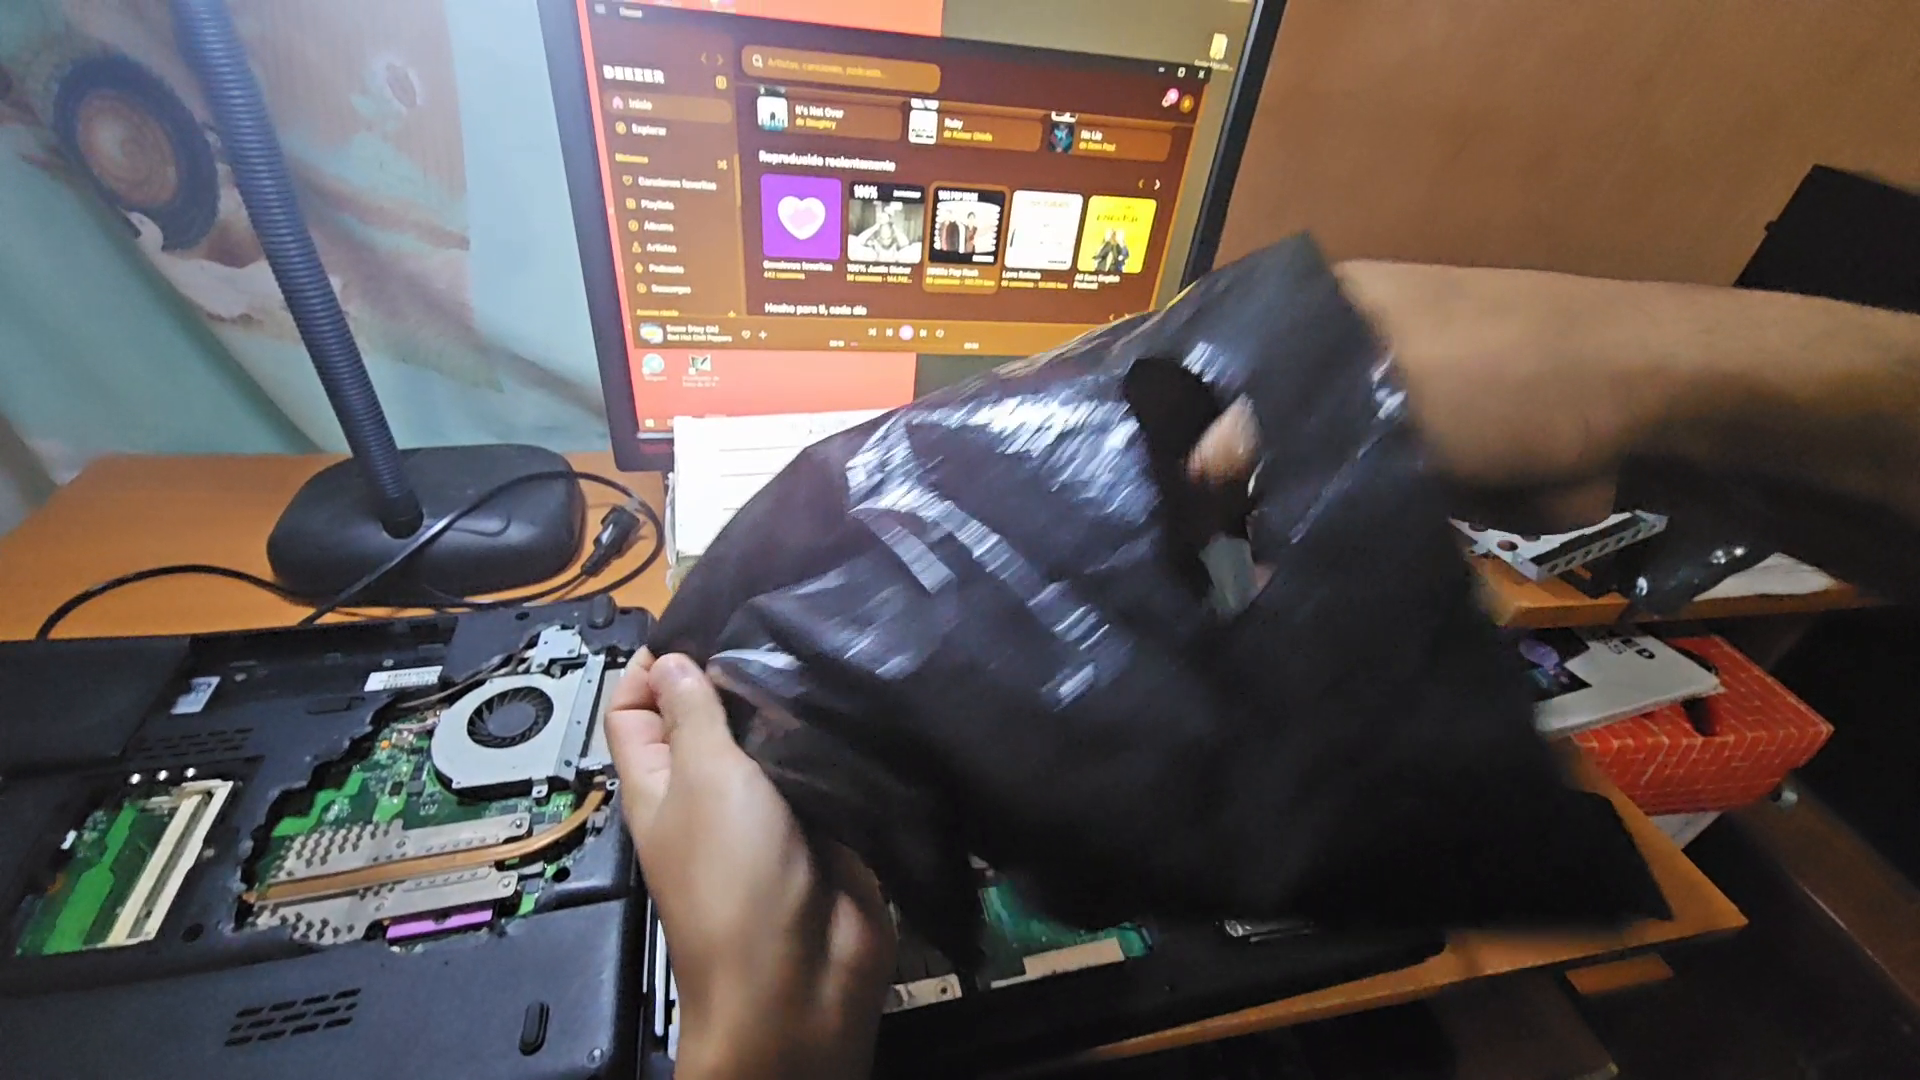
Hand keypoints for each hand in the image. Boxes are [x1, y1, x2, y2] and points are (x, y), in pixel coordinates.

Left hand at [606, 651, 895, 1079]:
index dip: (651, 665)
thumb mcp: (703, 780)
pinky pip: (813, 758)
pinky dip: (822, 729)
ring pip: (765, 732)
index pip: (633, 708)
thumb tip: (668, 659)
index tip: (697, 621)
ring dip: (782, 699)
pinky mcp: (817, 811)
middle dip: (730, 671)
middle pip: (705, 713)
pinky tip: (845, 692)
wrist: (806, 972)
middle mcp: (708, 786)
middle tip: (771, 622)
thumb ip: (690, 716)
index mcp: (659, 781)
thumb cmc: (735, 877)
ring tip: (812, 646)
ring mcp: (766, 801)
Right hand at [1189, 261, 1647, 531]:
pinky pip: (1343, 484)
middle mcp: (1335, 349)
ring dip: (1278, 500)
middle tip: (1194, 524)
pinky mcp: (1405, 445)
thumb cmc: (1502, 374)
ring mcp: (1373, 400)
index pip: (1225, 362)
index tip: (1160, 474)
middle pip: (1257, 416)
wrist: (1650, 402)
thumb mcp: (1374, 398)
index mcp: (1321, 312)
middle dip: (1231, 471)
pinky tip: (1290, 549)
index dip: (1189, 415)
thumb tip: (1188, 475)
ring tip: (1233, 548)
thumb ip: (1268, 433)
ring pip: (1297, 457)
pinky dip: (1324, 514)